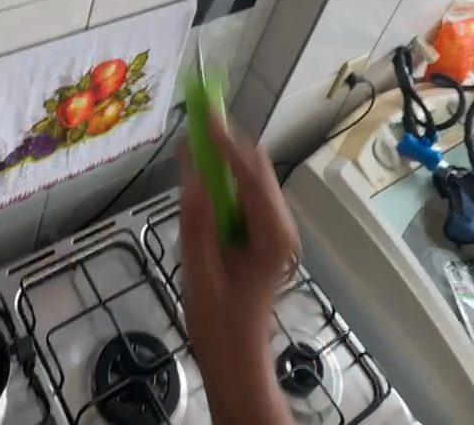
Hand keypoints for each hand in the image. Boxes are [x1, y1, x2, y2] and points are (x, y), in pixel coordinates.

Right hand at [178, 117, 298, 424]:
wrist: (236, 357)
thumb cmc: (219, 322)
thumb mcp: (200, 272)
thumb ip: (197, 221)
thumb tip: (192, 172)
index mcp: (272, 236)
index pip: (251, 176)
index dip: (227, 143)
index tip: (205, 117)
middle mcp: (281, 226)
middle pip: (257, 169)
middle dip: (227, 142)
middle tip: (196, 119)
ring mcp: (274, 228)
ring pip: (252, 177)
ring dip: (224, 156)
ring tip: (193, 140)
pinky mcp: (263, 231)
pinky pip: (245, 192)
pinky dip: (224, 176)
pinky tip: (201, 171)